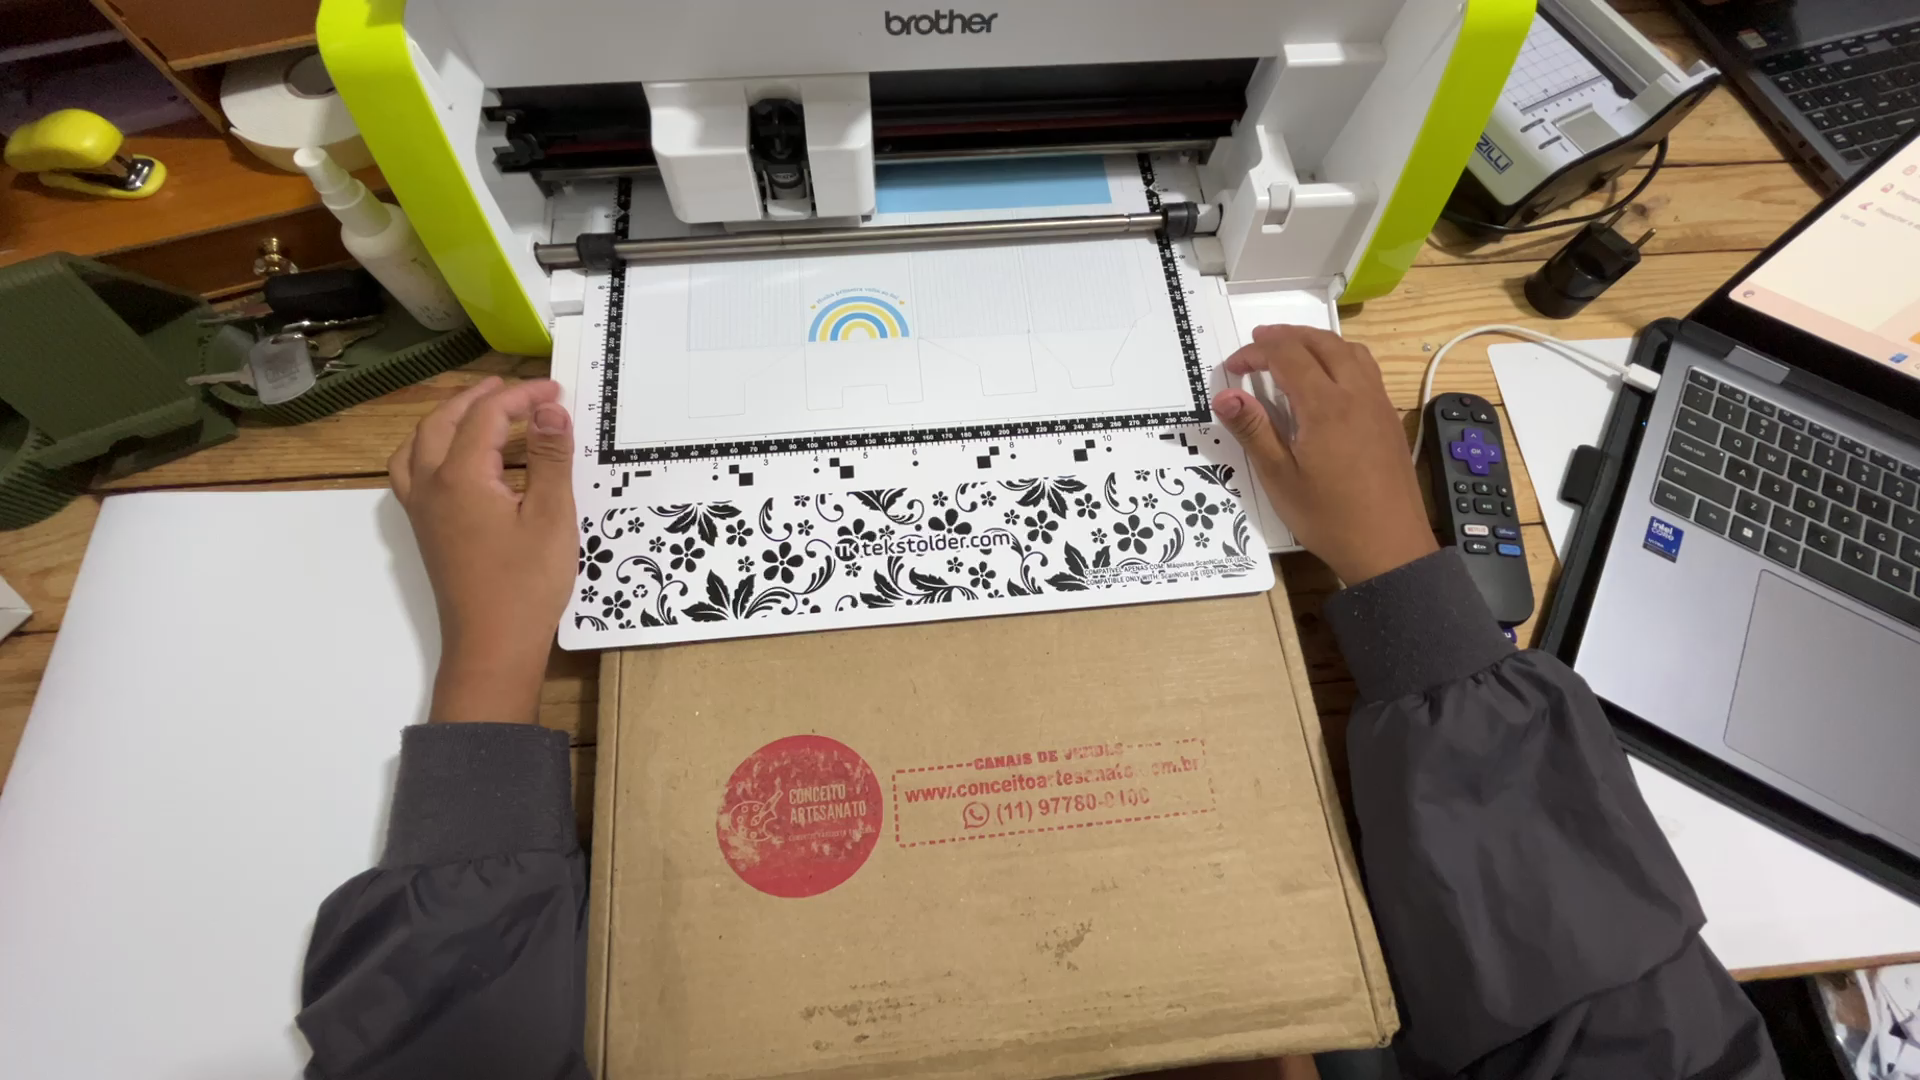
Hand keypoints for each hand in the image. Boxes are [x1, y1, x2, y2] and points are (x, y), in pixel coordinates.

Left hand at [389, 377, 575, 724]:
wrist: (493, 641)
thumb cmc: (529, 581)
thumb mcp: (553, 517)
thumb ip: (551, 459)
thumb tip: (551, 408)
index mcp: (462, 477)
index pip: (486, 417)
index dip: (521, 396)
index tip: (557, 389)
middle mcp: (430, 484)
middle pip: (444, 421)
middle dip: (481, 398)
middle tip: (520, 390)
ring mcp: (421, 507)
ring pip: (420, 443)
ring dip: (450, 418)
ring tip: (484, 411)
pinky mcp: (425, 527)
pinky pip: (415, 468)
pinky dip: (435, 446)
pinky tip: (461, 458)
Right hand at [1211, 325, 1436, 584]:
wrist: (1387, 545)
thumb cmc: (1327, 516)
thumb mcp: (1279, 477)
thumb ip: (1253, 430)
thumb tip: (1224, 396)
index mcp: (1325, 406)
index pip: (1287, 357)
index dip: (1256, 353)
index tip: (1232, 368)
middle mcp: (1356, 394)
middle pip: (1322, 343)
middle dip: (1286, 336)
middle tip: (1257, 342)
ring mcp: (1377, 404)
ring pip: (1350, 351)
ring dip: (1317, 341)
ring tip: (1291, 350)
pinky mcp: (1388, 419)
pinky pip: (1365, 369)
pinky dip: (1340, 357)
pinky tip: (1326, 378)